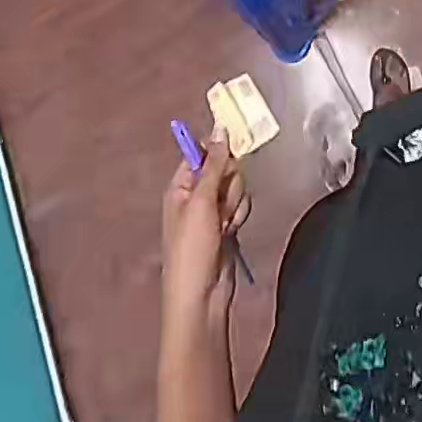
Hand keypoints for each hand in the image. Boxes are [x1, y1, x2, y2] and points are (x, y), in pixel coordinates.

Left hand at [161, 129, 251, 332]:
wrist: (203, 294)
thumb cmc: (192, 246)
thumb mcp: (201, 201)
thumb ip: (214, 163)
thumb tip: (220, 127)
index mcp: (181, 184)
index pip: (201, 153)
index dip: (218, 151)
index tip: (233, 151)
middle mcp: (195, 193)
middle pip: (224, 167)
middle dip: (229, 183)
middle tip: (221, 204)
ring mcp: (212, 209)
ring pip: (236, 186)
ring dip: (235, 202)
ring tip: (226, 223)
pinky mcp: (228, 223)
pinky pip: (241, 204)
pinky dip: (240, 214)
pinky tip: (234, 230)